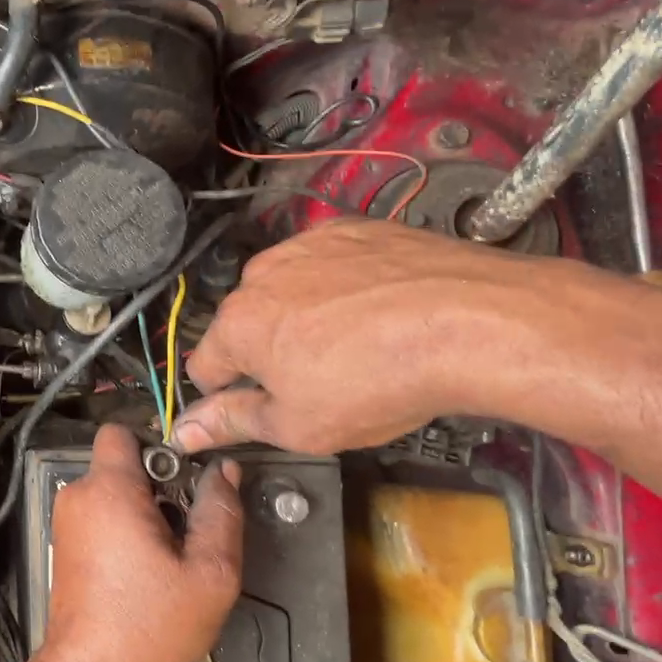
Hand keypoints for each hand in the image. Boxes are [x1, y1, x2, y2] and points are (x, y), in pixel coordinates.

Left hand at [43, 425, 242, 661]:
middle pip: (120, 464)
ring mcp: (66, 520)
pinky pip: (99, 516)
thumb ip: (221, 512)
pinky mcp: (65, 543)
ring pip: (112, 492)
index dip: (155, 444)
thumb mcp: (210, 573)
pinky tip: (142, 570)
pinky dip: (122, 530)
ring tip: (165, 557)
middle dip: (156, 486)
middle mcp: (78, 495)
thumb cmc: (150, 624)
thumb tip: (226, 472)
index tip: (184, 478)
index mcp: (108, 490)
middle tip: (183, 529)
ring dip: (142, 511)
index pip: (119, 431)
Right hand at [171, 218, 548, 454]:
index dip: (230, 394)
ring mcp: (304, 247)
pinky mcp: (350, 229)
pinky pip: (326, 261)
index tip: (266, 406)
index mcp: (235, 325)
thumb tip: (184, 432)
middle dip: (269, 349)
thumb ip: (232, 423)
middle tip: (321, 378)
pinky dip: (340, 282)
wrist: (477, 322)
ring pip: (284, 289)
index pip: (204, 367)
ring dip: (301, 312)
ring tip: (356, 340)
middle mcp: (258, 277)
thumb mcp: (299, 426)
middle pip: (245, 323)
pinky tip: (377, 306)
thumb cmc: (381, 381)